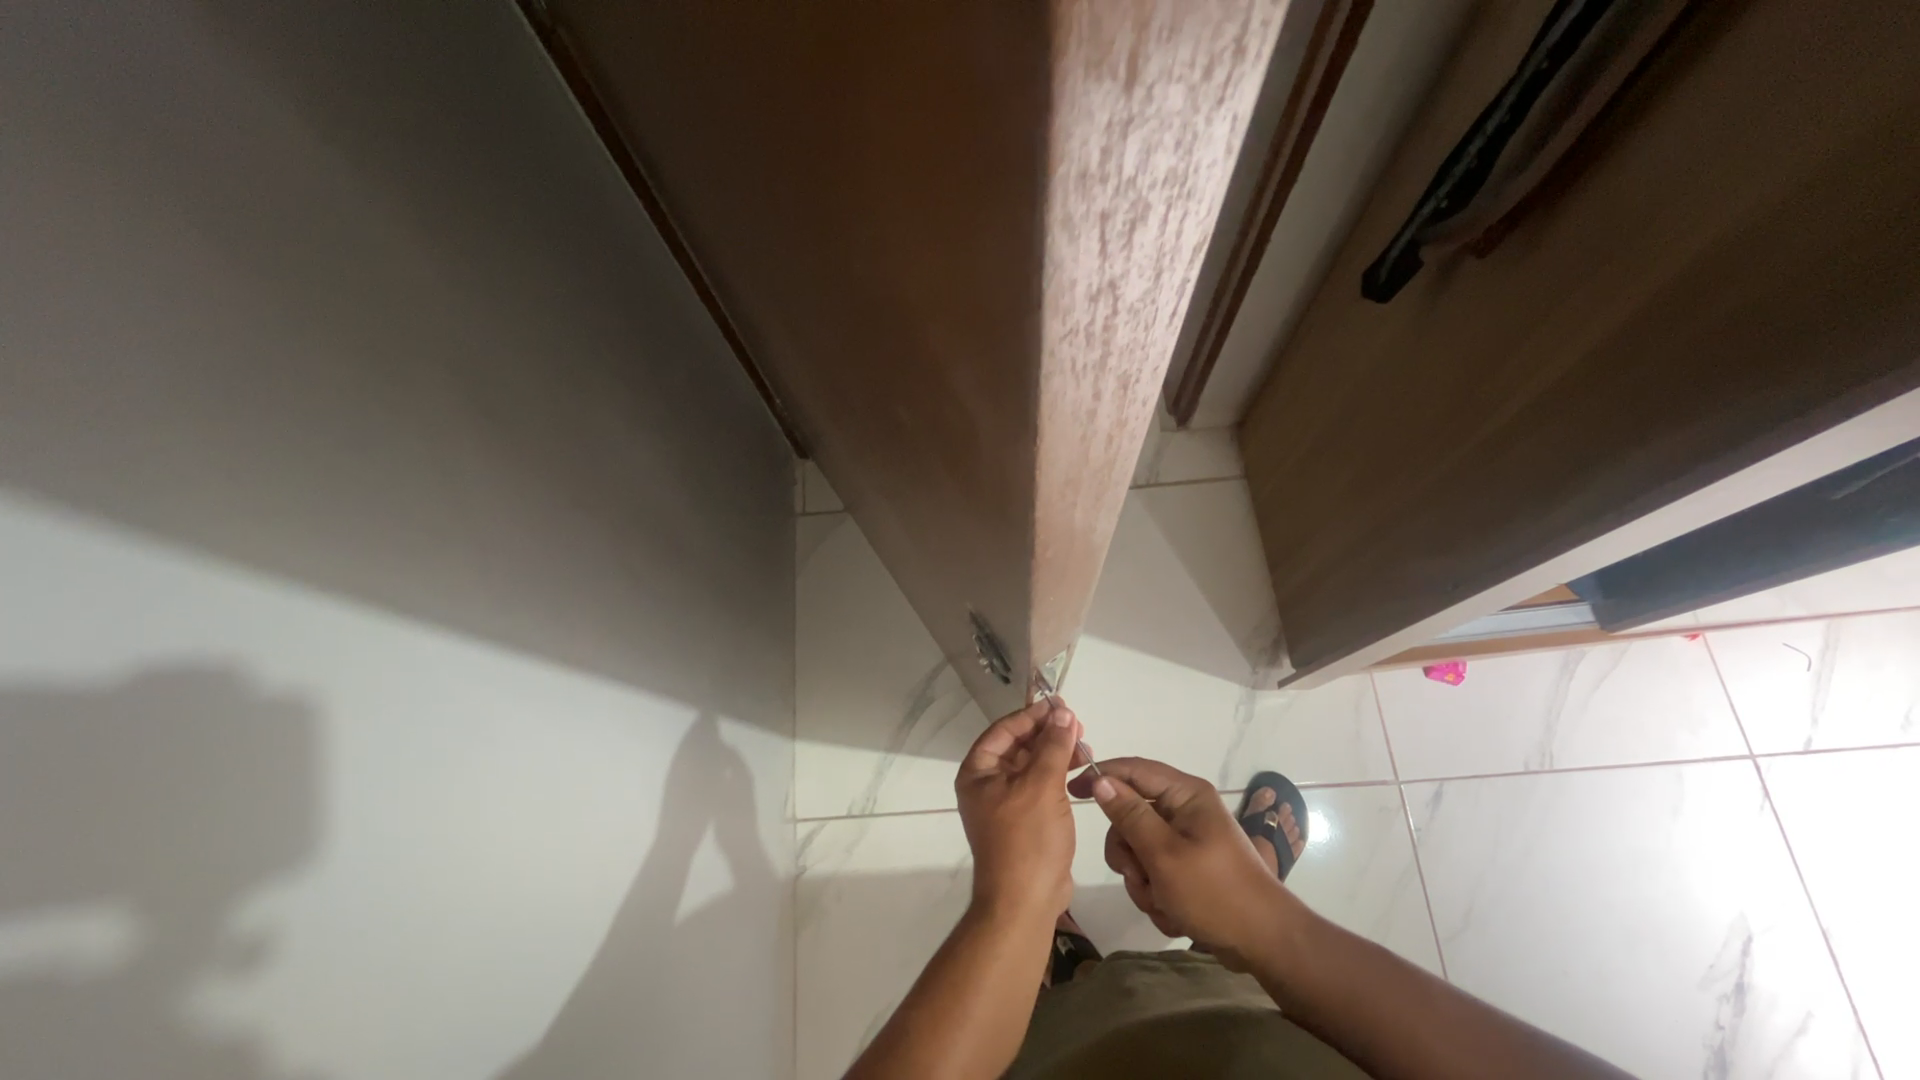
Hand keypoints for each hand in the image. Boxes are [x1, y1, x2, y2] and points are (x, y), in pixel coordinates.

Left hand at [955, 698, 1085, 921]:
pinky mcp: (1024, 821)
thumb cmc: (1026, 838)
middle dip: (1047, 734)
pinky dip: (1057, 775)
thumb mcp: (1041, 785)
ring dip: (1056, 754)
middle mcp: (986, 785)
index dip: (1032, 716)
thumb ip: (1053, 746)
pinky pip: (1039, 787)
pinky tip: (1079, 771)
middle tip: (1078, 726)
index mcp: (977, 773)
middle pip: (1017, 746)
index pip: (1004, 730)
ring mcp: (1005, 804)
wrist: (1024, 901)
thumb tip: (1063, 713)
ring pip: (1031, 766)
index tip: (1061, 706)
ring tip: (1084, 747)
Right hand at [1068, 758, 1294, 966]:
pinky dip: (1156, 893)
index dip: (1101, 775)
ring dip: (1141, 879)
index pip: (1133, 770)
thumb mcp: (1164, 854)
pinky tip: (1172, 912)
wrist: (1264, 942)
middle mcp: (1186, 810)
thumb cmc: (1215, 892)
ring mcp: (1187, 840)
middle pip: (1131, 815)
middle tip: (1137, 875)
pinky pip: (1154, 872)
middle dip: (1127, 851)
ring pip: (1138, 848)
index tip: (1071, 791)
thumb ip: (1129, 815)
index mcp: (1186, 795)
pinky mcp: (1188, 867)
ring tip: (1161, 901)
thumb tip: (1100, 780)